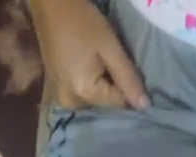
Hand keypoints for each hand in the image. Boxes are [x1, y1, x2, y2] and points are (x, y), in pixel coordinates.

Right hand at [31, 0, 147, 108]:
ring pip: (94, 101)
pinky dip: (90, 84)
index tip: (127, 68)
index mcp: (85, 93)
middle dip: (114, 88)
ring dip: (102, 87)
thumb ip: (128, 78)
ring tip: (100, 63)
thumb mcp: (109, 47)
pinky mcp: (57, 90)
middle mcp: (71, 103)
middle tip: (111, 62)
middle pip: (104, 105)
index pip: (119, 104)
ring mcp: (61, 98)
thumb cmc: (81, 21)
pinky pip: (81, 95)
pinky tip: (89, 66)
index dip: (128, 88)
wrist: (50, 4)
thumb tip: (145, 106)